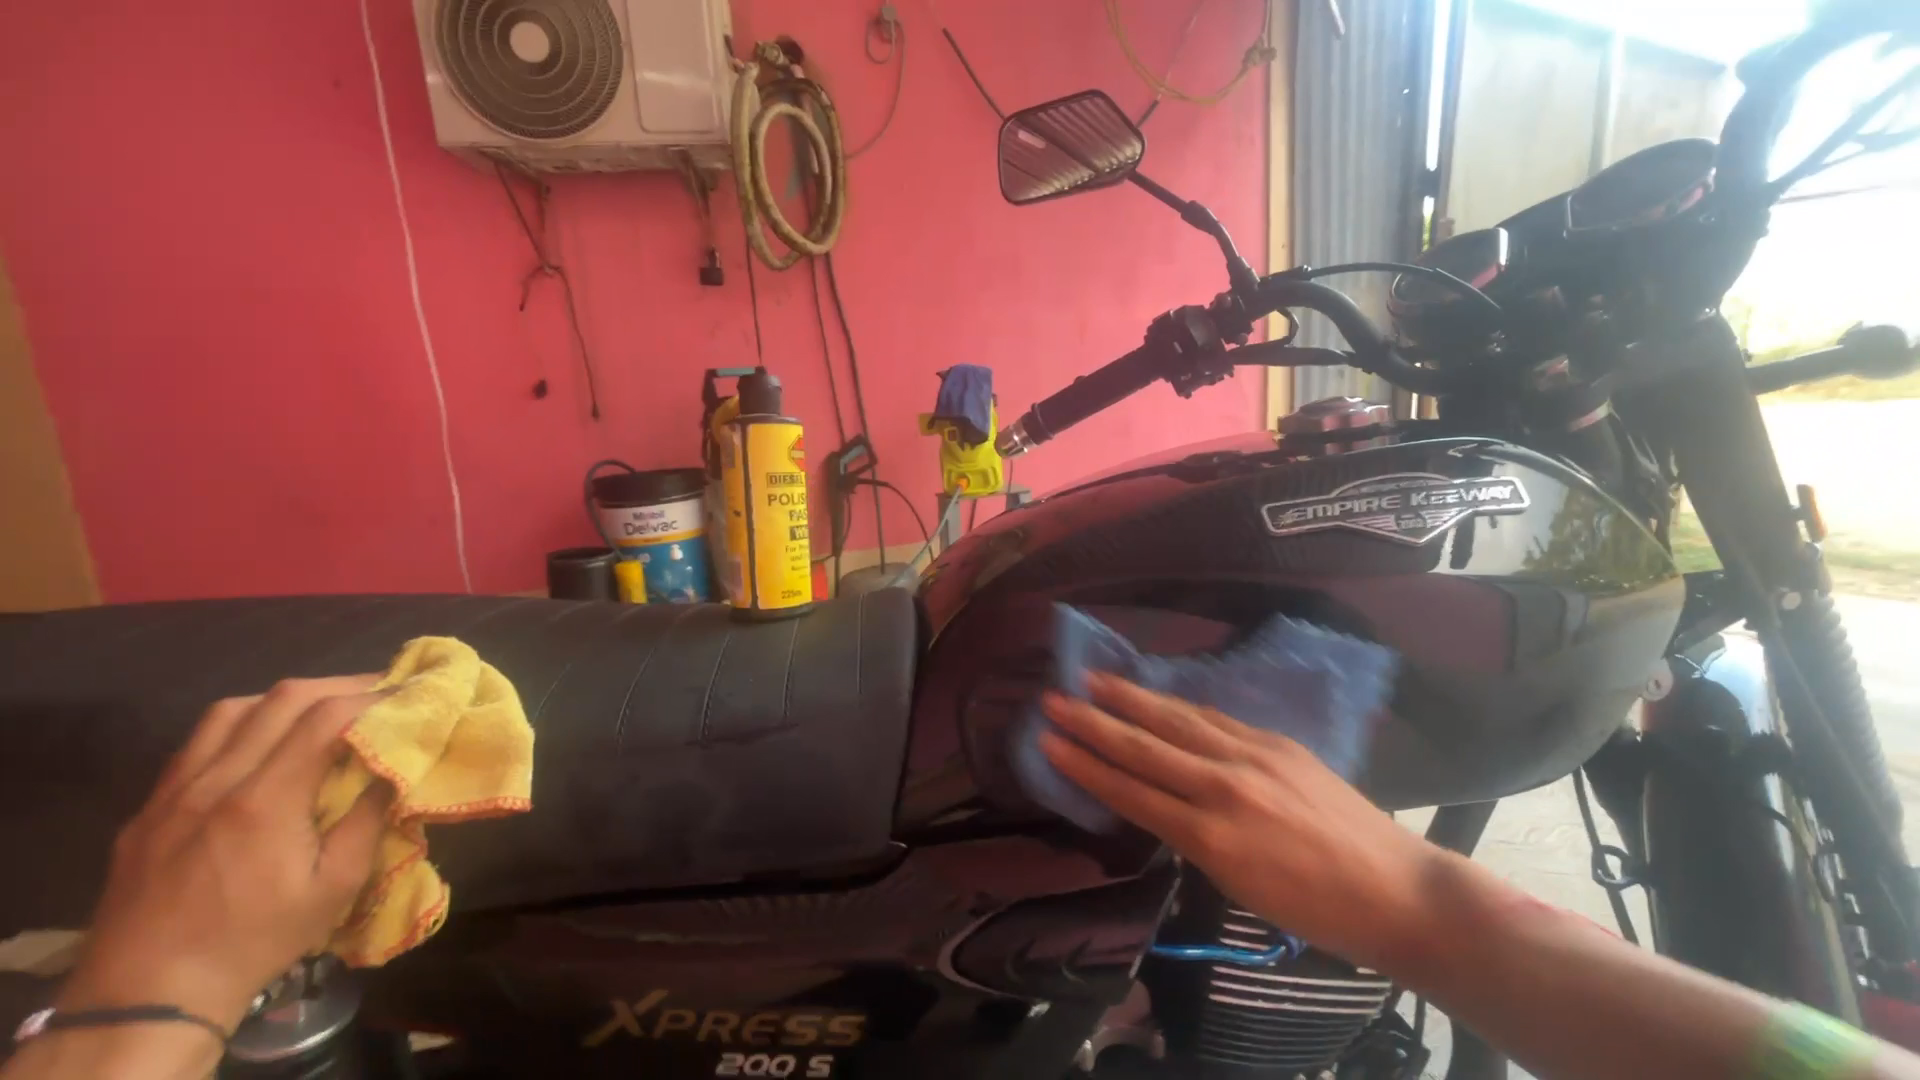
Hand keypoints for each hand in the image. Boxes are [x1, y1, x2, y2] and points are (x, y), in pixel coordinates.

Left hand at [56, 676, 393, 1032]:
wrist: (148, 994)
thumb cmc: (257, 939)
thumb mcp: (334, 887)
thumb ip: (368, 819)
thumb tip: (398, 769)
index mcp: (264, 801)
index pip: (324, 718)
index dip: (372, 697)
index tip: (408, 695)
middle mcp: (215, 782)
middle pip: (280, 700)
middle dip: (339, 686)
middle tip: (379, 693)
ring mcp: (172, 793)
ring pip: (231, 711)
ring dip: (286, 699)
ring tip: (322, 710)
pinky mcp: (148, 809)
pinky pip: (197, 744)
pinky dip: (243, 725)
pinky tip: (264, 745)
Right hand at [1040, 674, 1442, 969]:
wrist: (1396, 890)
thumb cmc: (1314, 910)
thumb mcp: (1237, 886)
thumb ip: (1192, 837)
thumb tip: (1158, 799)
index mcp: (1211, 835)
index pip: (1131, 791)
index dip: (1085, 765)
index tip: (1048, 740)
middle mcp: (1225, 786)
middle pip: (1145, 747)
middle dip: (1094, 722)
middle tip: (1052, 699)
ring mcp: (1254, 757)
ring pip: (1177, 721)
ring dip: (1131, 699)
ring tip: (1093, 680)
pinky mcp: (1278, 743)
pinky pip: (1216, 719)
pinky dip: (1178, 706)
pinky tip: (1158, 696)